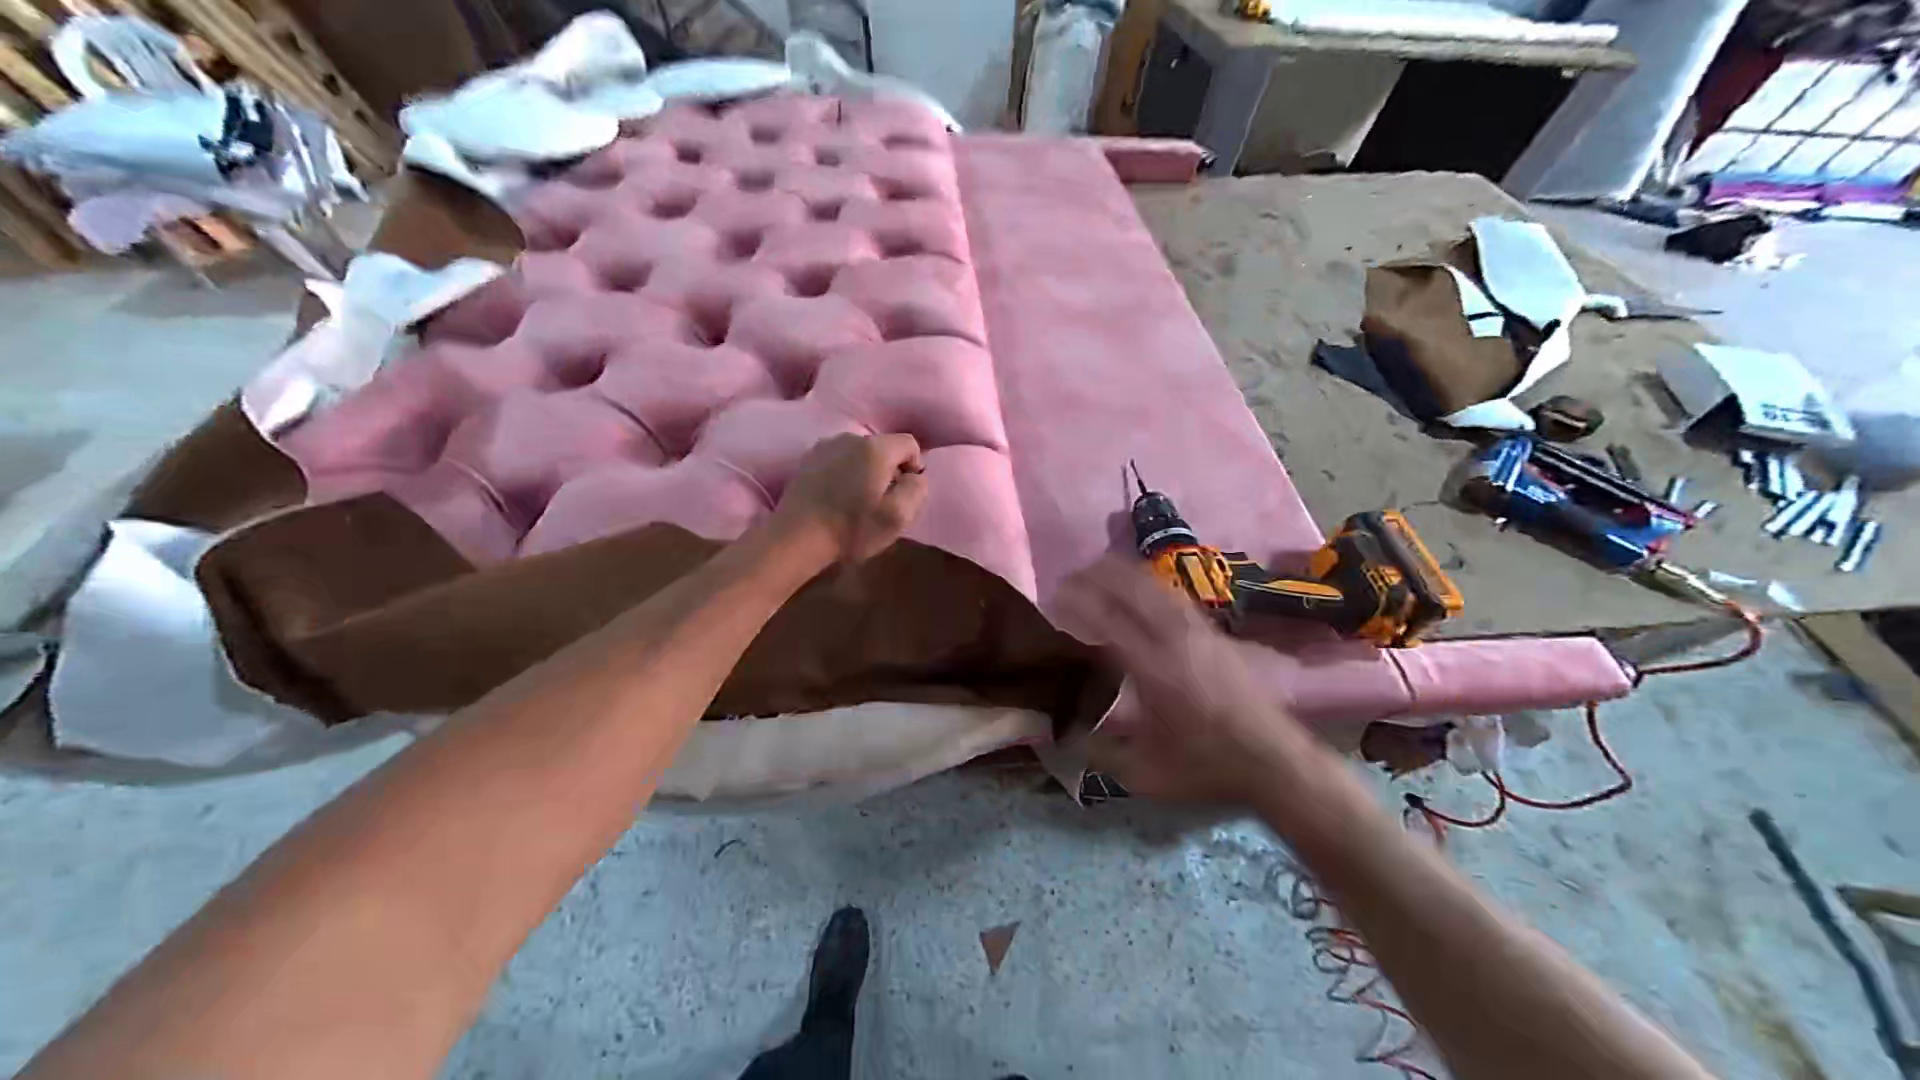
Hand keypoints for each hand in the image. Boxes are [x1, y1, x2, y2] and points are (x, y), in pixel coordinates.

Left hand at [770, 434, 928, 566]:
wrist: (796, 538)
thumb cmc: (852, 529)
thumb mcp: (898, 516)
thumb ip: (917, 489)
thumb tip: (916, 476)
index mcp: (876, 448)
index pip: (909, 444)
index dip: (914, 468)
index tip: (903, 494)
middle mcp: (850, 438)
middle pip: (883, 447)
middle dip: (889, 470)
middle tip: (882, 502)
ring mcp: (825, 446)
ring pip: (860, 454)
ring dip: (865, 472)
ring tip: (857, 501)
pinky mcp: (807, 460)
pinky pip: (838, 460)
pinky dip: (844, 474)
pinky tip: (837, 498)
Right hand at [1057, 557, 1319, 803]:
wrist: (1273, 759)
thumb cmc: (1206, 766)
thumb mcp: (1146, 773)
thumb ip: (1102, 751)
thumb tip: (1070, 734)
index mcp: (1153, 670)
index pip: (1107, 619)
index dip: (1077, 601)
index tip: (1054, 596)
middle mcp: (1175, 639)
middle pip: (1131, 587)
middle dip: (1095, 575)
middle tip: (1069, 578)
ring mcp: (1198, 630)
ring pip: (1154, 584)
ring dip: (1122, 573)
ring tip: (1097, 573)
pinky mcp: (1214, 631)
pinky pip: (1173, 594)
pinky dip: (1147, 584)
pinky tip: (1137, 589)